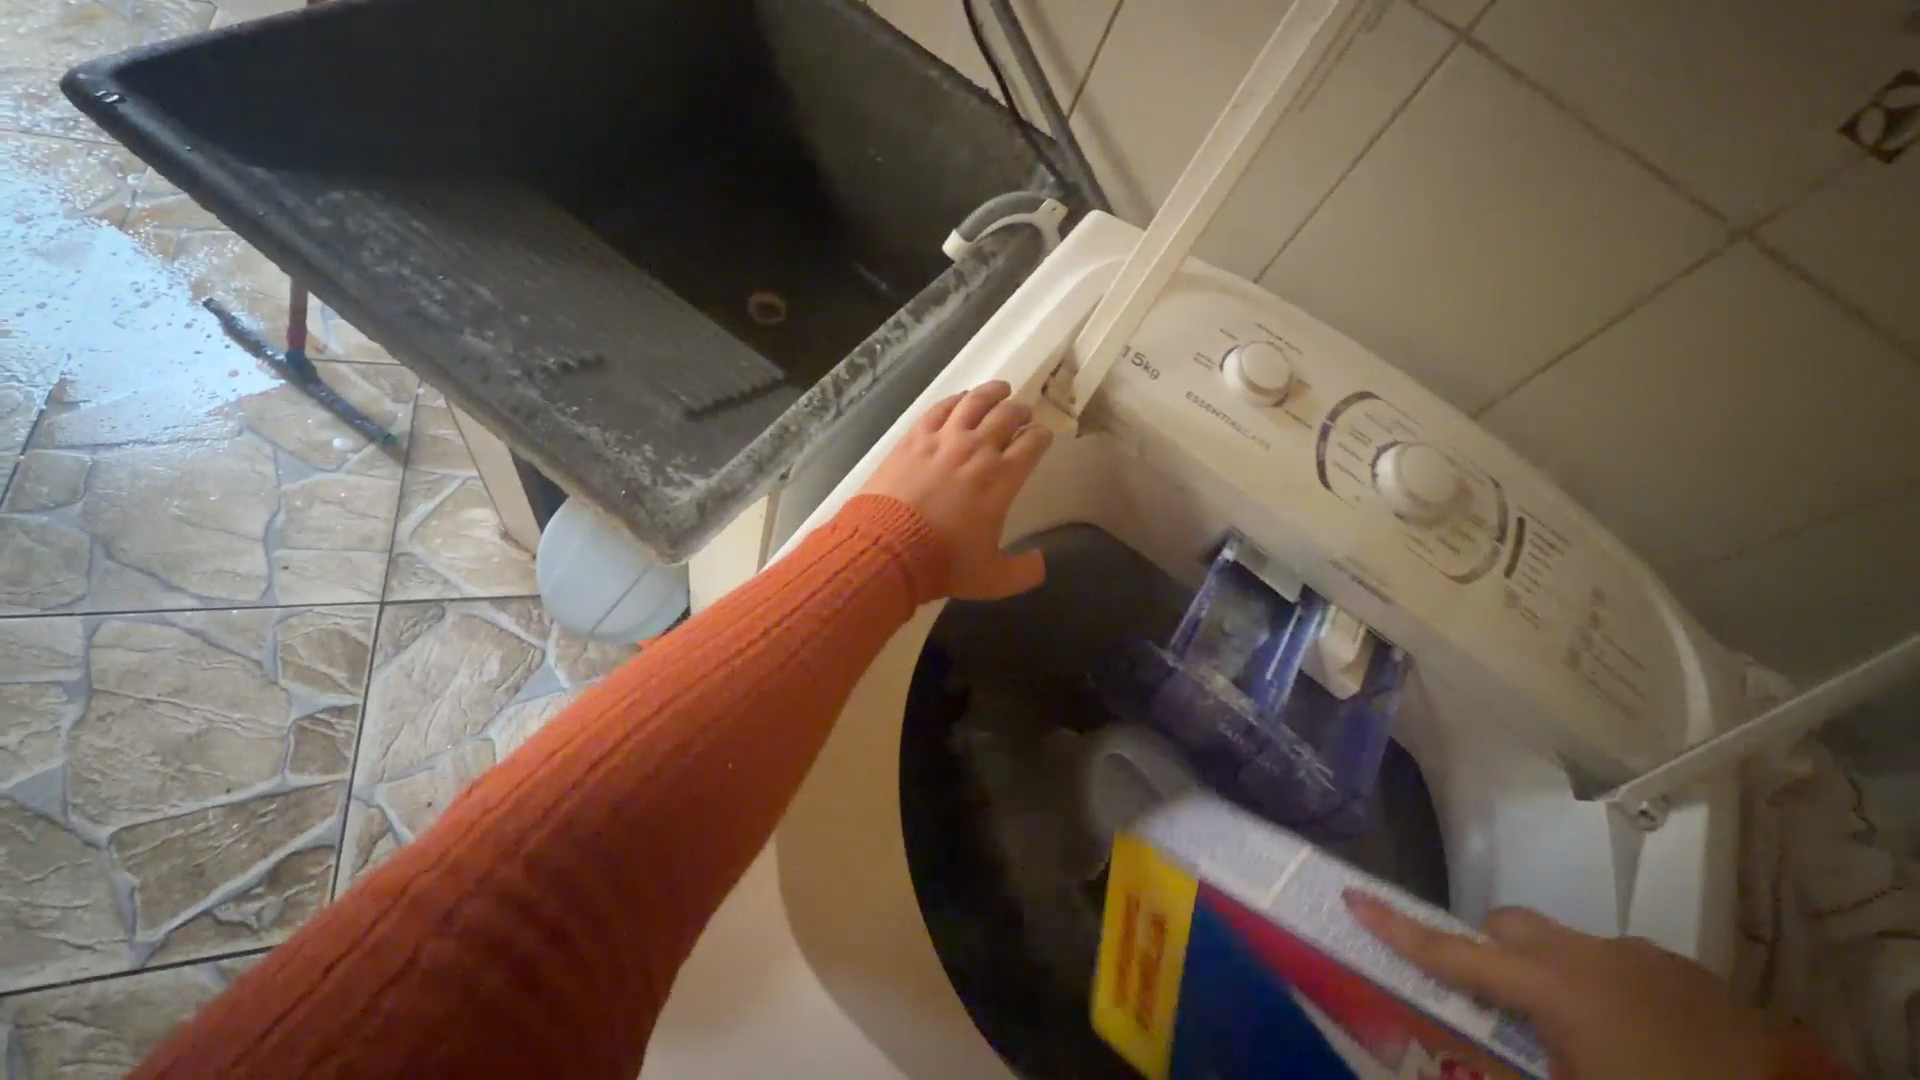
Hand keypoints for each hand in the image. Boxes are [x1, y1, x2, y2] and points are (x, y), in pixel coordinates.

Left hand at [859, 380, 1053, 599]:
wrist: (887, 548)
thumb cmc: (944, 562)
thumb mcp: (992, 578)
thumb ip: (1024, 571)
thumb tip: (1042, 563)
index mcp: (1003, 478)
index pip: (1032, 444)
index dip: (1042, 437)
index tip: (1043, 436)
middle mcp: (977, 450)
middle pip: (1006, 416)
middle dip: (1020, 412)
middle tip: (1023, 413)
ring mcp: (944, 439)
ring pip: (974, 403)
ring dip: (992, 393)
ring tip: (1001, 389)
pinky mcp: (914, 437)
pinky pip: (940, 408)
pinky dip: (956, 400)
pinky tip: (960, 399)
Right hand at [1344, 892, 1801, 1079]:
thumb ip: (1506, 1071)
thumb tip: (1458, 1059)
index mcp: (1548, 987)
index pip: (1451, 953)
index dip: (1397, 928)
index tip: (1352, 896)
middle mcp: (1583, 955)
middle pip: (1507, 926)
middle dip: (1490, 952)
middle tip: (1500, 1005)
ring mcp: (1639, 956)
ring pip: (1566, 945)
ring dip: (1554, 974)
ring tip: (1585, 1036)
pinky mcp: (1687, 971)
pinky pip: (1620, 963)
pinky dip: (1608, 987)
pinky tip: (1643, 1039)